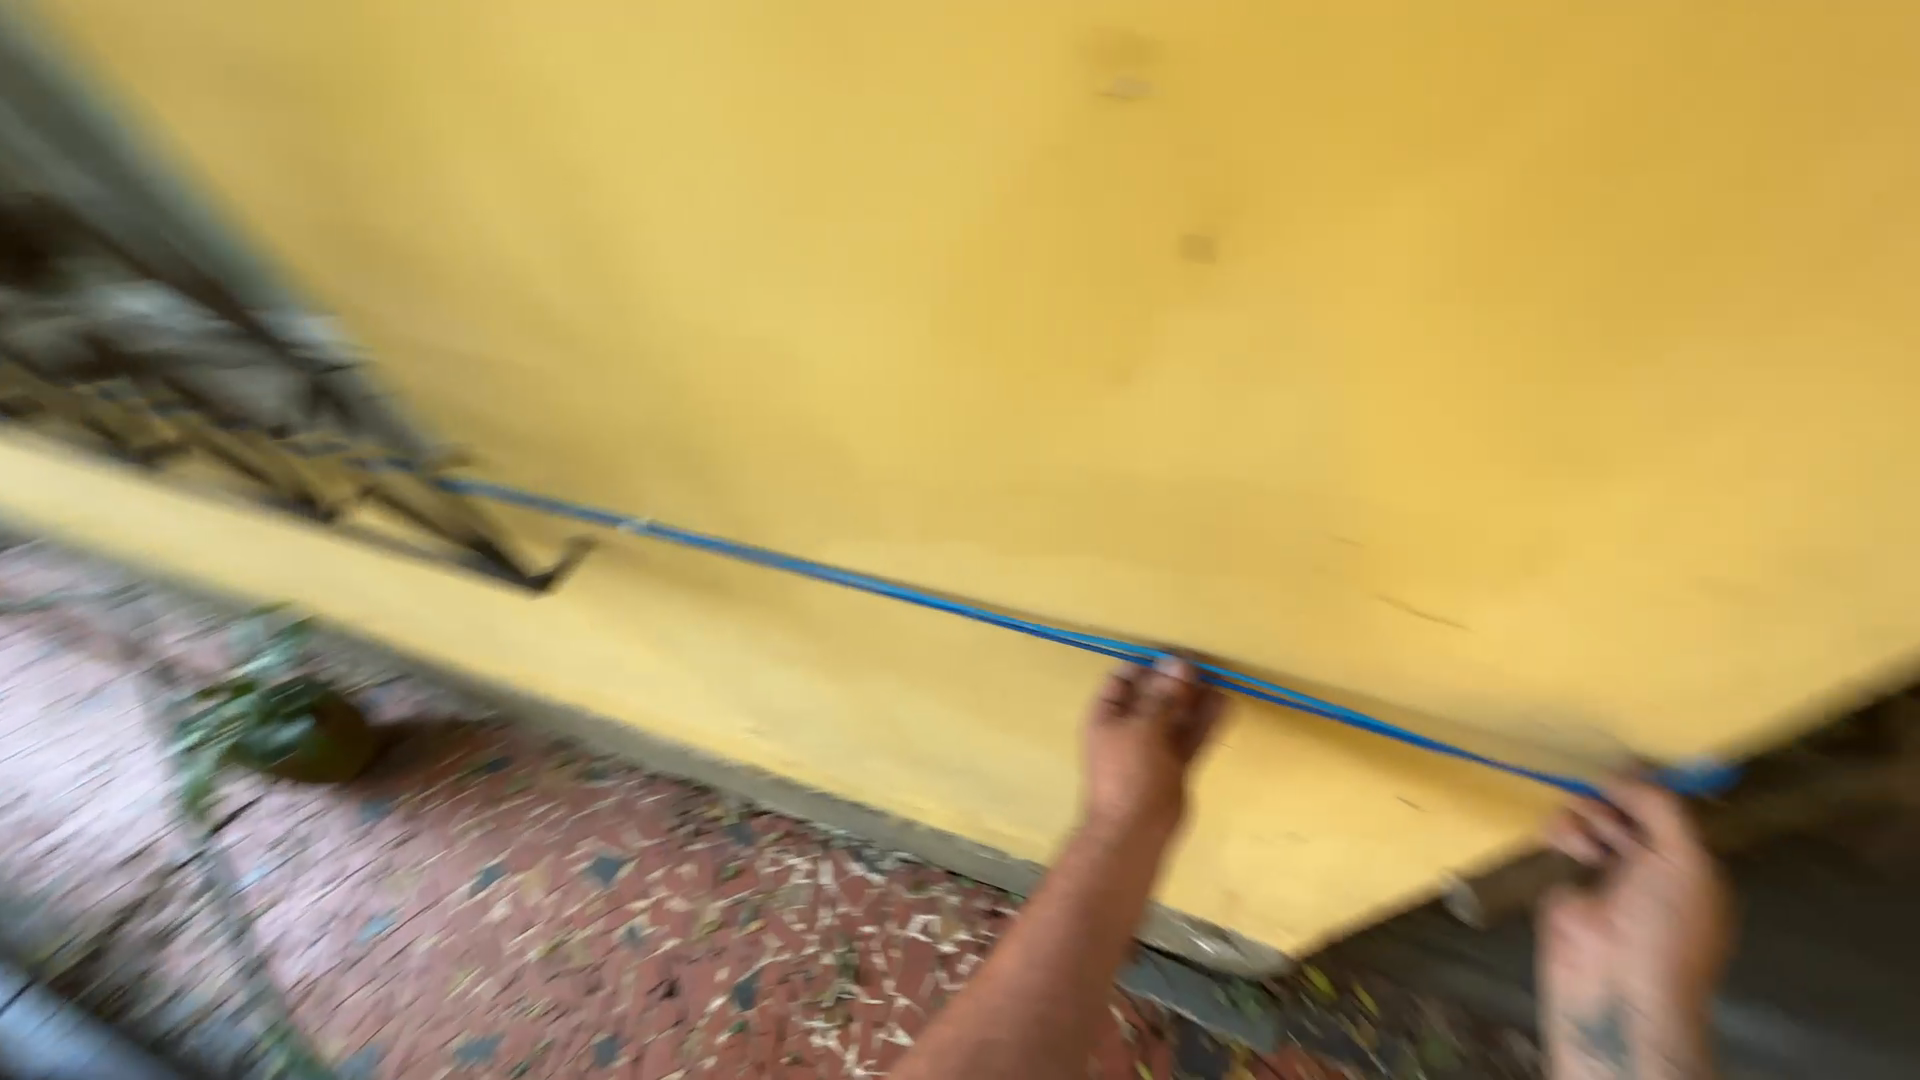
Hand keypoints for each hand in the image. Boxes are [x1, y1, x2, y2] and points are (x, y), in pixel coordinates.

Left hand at [1081, 655, 1225, 844]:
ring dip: (1197, 699)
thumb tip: (1179, 662)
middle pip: (1154, 695)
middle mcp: (1129, 726)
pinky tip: (1226, 705)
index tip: (1176, 654)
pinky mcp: (1175, 764)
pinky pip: (1192, 737)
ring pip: (1177, 715)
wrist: (1134, 831)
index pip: (1124, 678)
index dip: (1148, 665)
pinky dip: (1207, 722)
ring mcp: (1153, 746)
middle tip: (1207, 663)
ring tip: (1223, 679)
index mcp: (1107, 714)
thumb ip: (1161, 695)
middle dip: (1177, 680)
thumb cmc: (1127, 773)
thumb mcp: (1141, 727)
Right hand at [1537, 778, 1733, 1079]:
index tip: (1625, 766)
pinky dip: (1559, 833)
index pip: (1668, 811)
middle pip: (1623, 809)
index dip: (1648, 788)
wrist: (1616, 980)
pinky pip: (1556, 836)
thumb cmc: (1664, 924)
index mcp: (1689, 865)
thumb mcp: (1683, 862)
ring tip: (1584, 841)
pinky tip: (1565, 847)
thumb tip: (1624, 770)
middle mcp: (1648, 865)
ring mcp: (1603, 871)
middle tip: (1603, 804)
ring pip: (1586, 818)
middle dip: (1611, 801)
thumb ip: (1661, 809)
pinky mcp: (1561, 875)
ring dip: (1583, 819)